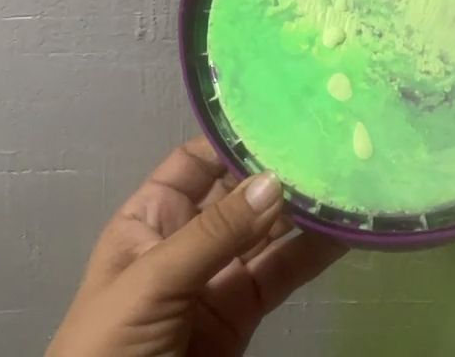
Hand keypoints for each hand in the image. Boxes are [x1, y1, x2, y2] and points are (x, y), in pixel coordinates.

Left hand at [45, 137, 347, 356]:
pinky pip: (281, 274)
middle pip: (238, 193)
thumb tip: (273, 181)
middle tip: (327, 147)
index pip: (195, 163)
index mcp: (150, 217)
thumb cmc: (110, 342)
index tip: (281, 119)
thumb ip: (213, 234)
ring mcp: (217, 276)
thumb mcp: (152, 280)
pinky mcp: (243, 314)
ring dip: (302, 210)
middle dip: (277, 172)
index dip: (232, 141)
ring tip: (344, 182)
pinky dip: (312, 254)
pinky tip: (341, 231)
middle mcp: (187, 237)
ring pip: (266, 231)